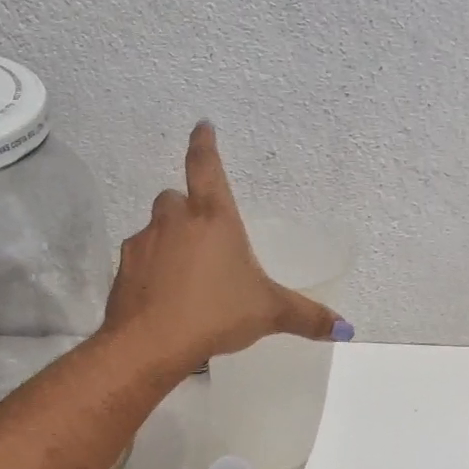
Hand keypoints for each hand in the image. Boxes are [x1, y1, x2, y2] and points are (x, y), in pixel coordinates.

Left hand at [102, 123, 348, 366]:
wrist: (150, 342)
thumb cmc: (216, 313)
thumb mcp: (268, 314)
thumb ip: (306, 317)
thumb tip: (345, 328)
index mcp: (213, 218)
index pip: (206, 167)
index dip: (205, 144)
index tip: (202, 126)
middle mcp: (174, 221)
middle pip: (175, 199)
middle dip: (187, 209)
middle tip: (202, 233)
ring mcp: (143, 243)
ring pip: (156, 229)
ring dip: (168, 241)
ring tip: (185, 274)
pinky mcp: (123, 269)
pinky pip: (140, 260)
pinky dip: (150, 270)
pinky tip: (163, 295)